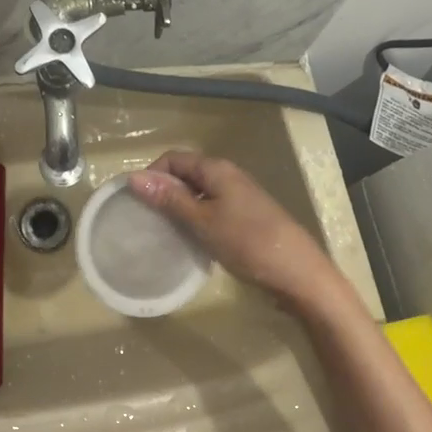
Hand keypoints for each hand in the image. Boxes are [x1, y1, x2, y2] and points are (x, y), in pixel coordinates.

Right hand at [128, 150, 342, 311]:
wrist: (298, 273)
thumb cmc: (247, 241)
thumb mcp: (202, 221)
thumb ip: (169, 199)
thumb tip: (133, 177)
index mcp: (216, 168)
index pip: (173, 159)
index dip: (152, 175)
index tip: (135, 202)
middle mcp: (228, 175)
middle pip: (186, 174)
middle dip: (164, 192)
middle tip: (146, 219)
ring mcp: (239, 197)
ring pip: (199, 194)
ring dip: (180, 208)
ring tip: (164, 232)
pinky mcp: (246, 217)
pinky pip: (212, 209)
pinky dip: (197, 220)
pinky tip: (192, 241)